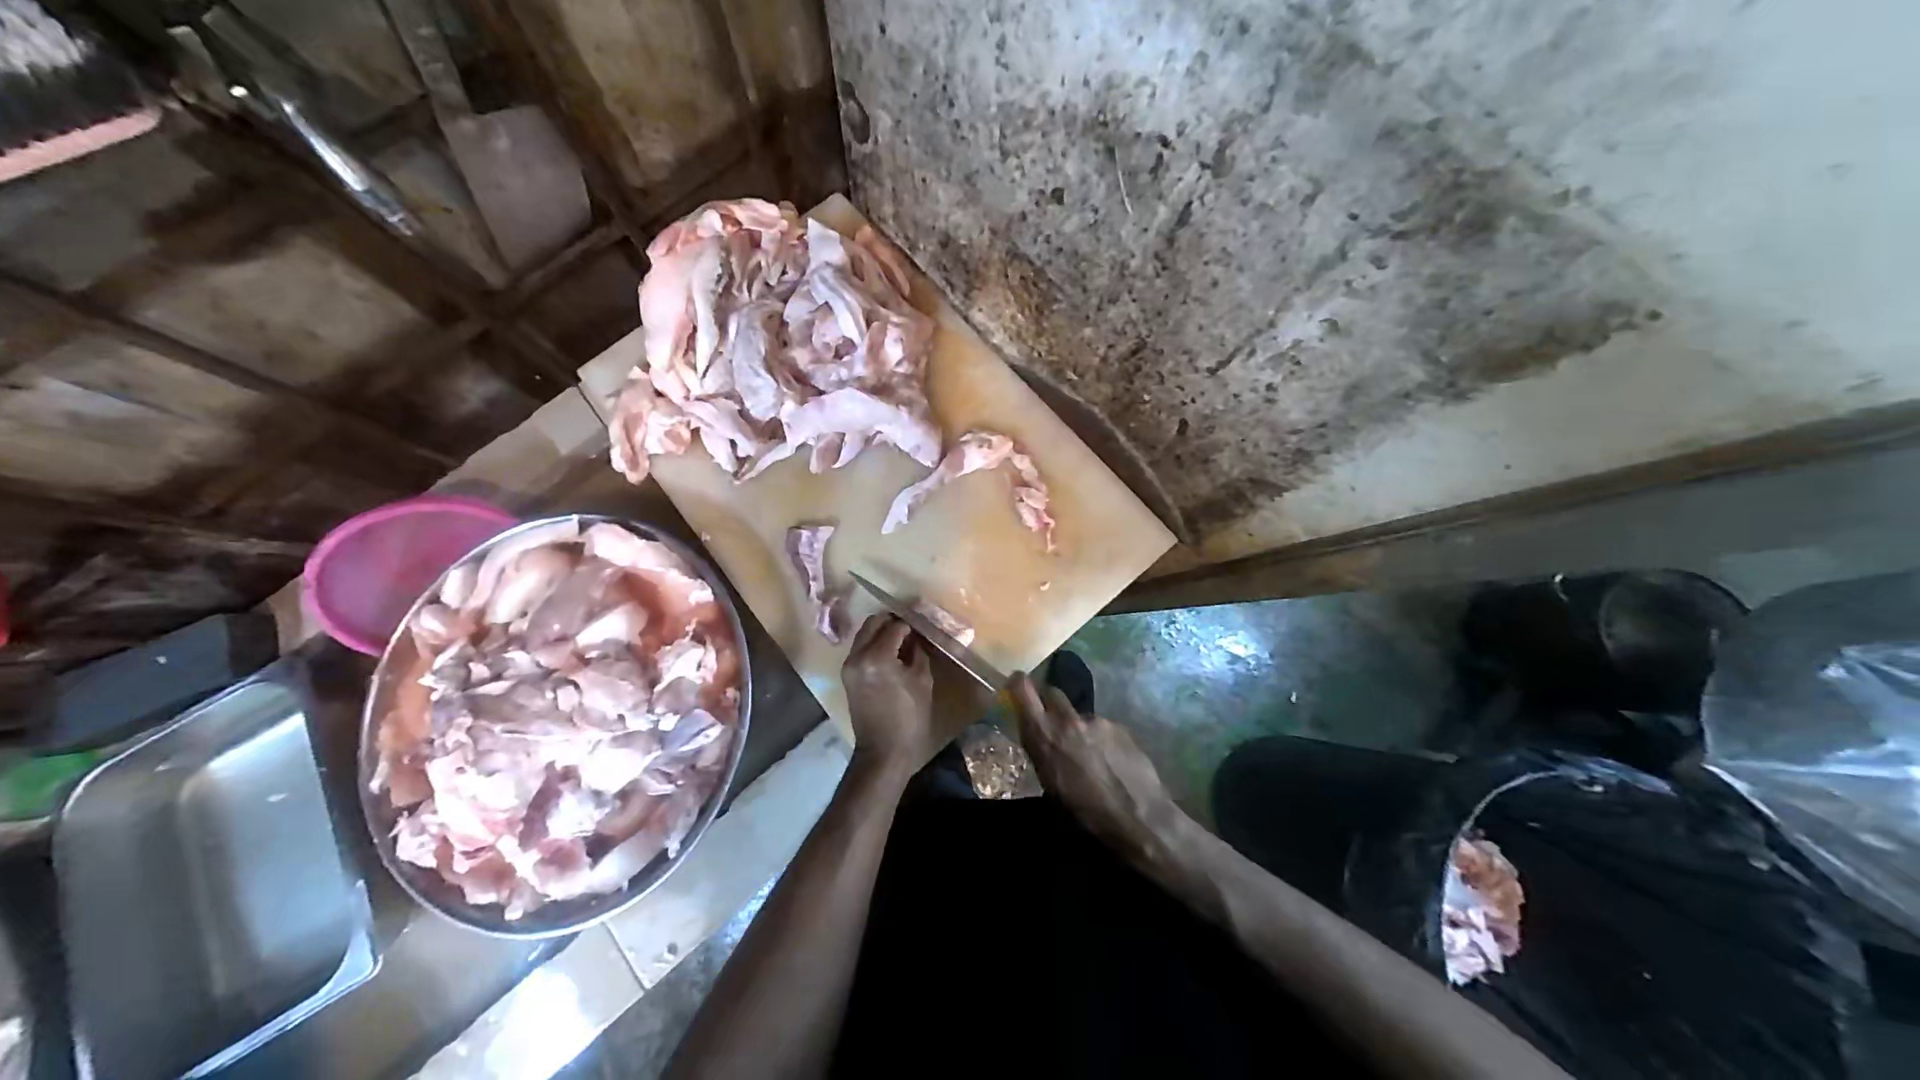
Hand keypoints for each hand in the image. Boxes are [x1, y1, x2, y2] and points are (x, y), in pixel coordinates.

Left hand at [841, 614, 935, 781]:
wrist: (883, 751)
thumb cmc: (909, 718)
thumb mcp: (922, 680)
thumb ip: (917, 652)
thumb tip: (915, 637)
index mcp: (876, 657)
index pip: (895, 626)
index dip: (911, 622)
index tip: (923, 621)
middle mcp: (857, 656)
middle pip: (873, 623)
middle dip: (893, 621)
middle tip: (912, 626)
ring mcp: (848, 665)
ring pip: (864, 634)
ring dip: (882, 631)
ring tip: (903, 638)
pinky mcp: (847, 675)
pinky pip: (860, 648)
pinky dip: (874, 643)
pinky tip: (891, 652)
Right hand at [1010, 672, 1186, 866]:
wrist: (1137, 817)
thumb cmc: (1086, 813)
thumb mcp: (1050, 787)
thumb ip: (1041, 753)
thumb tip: (1039, 740)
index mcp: (1045, 734)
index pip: (1023, 689)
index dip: (1017, 683)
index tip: (1015, 685)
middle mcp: (1068, 719)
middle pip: (1052, 693)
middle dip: (1049, 704)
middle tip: (1053, 724)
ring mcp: (1097, 720)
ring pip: (1079, 715)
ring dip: (1079, 728)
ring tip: (1090, 756)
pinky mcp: (1120, 726)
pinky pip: (1102, 727)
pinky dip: (1101, 739)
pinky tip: (1110, 761)